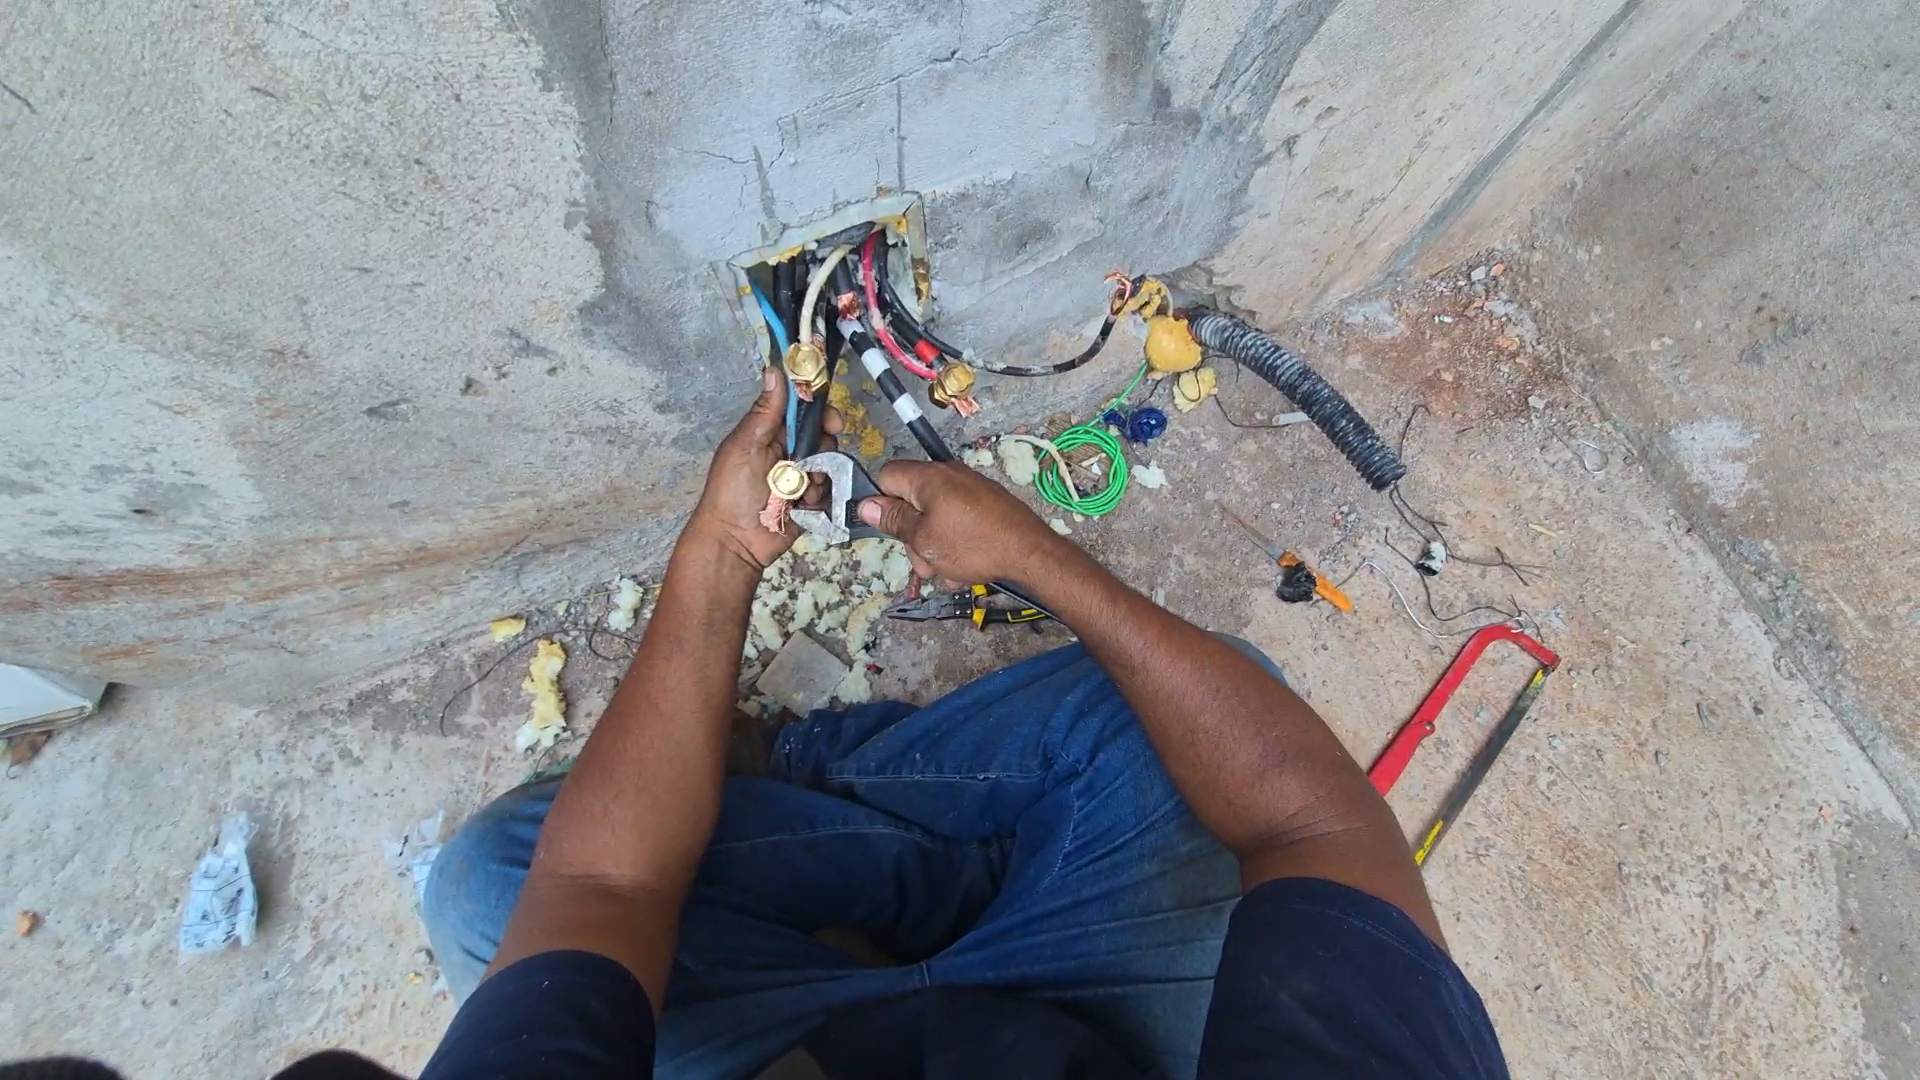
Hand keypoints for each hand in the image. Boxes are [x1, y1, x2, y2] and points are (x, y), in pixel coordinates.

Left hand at [688, 367, 840, 570]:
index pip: (800, 409)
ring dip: (820, 473)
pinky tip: (805, 503)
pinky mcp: (811, 501)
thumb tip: (774, 370)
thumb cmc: (732, 490)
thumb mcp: (744, 446)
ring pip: (829, 462)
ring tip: (802, 488)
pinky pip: (830, 489)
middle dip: (825, 443)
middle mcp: (787, 451)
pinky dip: (821, 494)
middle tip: (819, 455)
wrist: (736, 541)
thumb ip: (764, 412)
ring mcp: (801, 477)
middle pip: (821, 434)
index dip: (817, 408)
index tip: (830, 416)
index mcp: (768, 433)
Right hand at [856, 459, 1071, 585]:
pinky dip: (955, 543)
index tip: (890, 529)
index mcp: (928, 477)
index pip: (887, 476)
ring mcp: (970, 488)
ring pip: (935, 517)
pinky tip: (964, 565)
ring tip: (948, 569)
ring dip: (934, 546)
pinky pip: (957, 521)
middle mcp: (949, 475)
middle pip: (912, 501)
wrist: (1030, 553)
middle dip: (913, 535)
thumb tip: (866, 504)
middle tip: (924, 561)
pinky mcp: (985, 504)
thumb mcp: (924, 539)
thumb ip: (894, 520)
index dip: (882, 503)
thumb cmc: (975, 545)